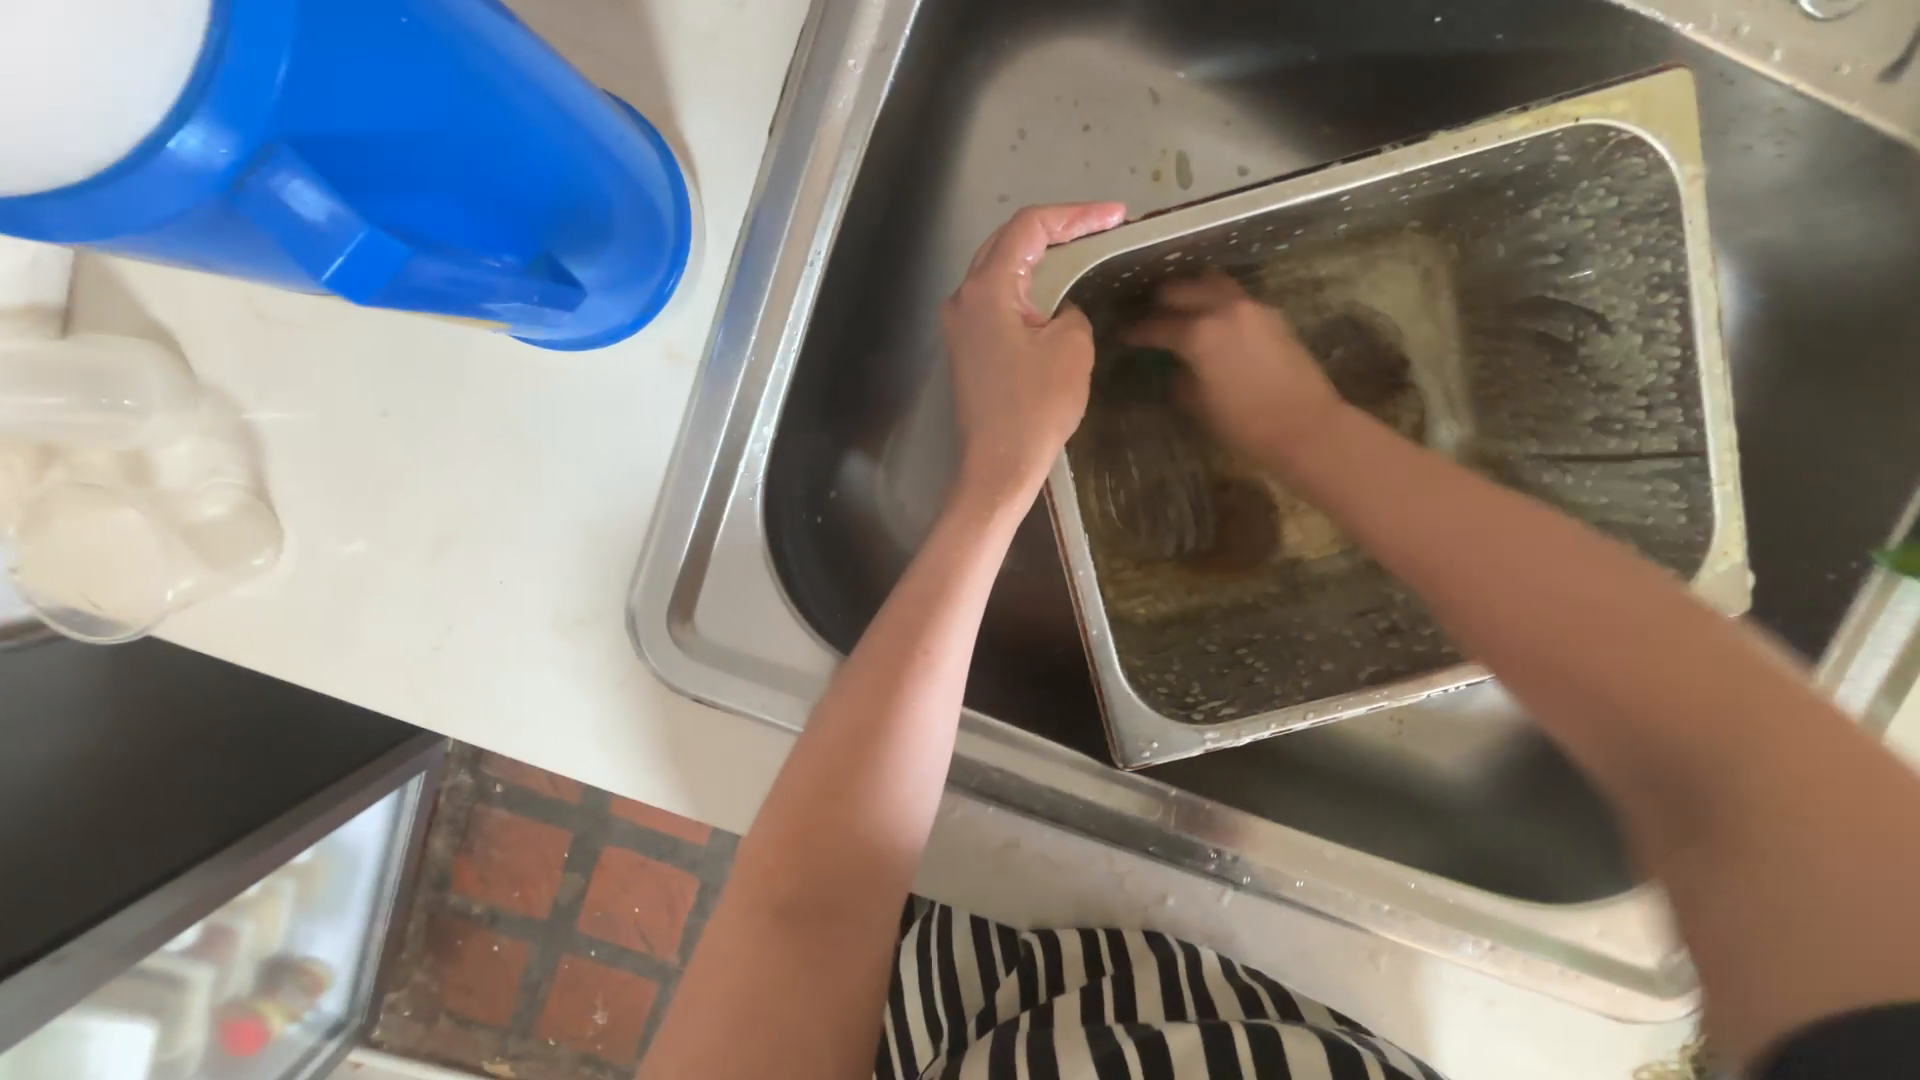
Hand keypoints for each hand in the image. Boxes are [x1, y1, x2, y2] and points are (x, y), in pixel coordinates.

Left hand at [942, 202, 1127, 503]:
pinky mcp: (967, 346)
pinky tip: (1055, 292)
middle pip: (1009, 243)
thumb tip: (1059, 308)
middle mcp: (964, 297)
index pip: (1029, 228)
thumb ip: (1070, 308)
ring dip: (1040, 259)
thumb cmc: (1037, 408)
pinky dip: (1027, 288)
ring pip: (1000, 271)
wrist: (1000, 465)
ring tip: (1082, 252)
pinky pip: (998, 301)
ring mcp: (961, 323)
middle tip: (1100, 228)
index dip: (1075, 215)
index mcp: (987, 288)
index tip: (1114, 216)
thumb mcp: (1071, 347)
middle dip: (1056, 231)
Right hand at [1127, 271, 1343, 467]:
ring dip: (1192, 291)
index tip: (1123, 335)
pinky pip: (1236, 297)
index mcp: (1198, 333)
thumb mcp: (1197, 404)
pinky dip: (1218, 302)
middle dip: (1161, 301)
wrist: (1305, 426)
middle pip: (1182, 289)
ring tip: (1181, 307)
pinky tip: (1214, 320)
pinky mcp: (1272, 316)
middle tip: (1149, 315)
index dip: (1135, 332)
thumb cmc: (1243, 423)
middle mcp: (1223, 309)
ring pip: (1213, 283)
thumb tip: (1175, 366)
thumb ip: (1179, 377)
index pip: (1155, 325)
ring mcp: (1252, 308)